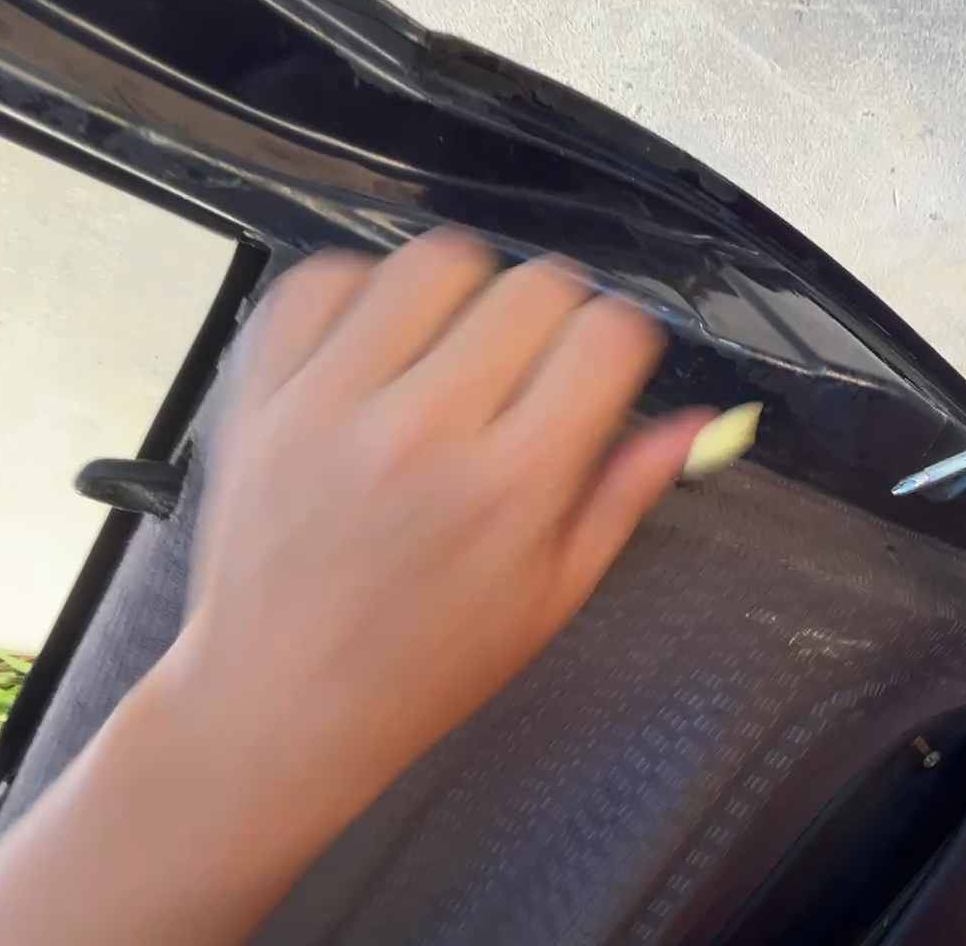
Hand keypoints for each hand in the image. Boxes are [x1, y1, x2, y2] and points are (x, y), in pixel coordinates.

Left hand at [157, 229, 711, 813]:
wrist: (279, 704)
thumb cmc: (437, 658)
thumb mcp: (561, 587)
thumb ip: (631, 488)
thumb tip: (705, 423)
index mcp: (515, 482)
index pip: (609, 337)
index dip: (629, 336)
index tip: (613, 361)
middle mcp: (426, 426)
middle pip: (536, 285)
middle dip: (566, 310)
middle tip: (548, 358)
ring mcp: (331, 400)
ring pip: (436, 260)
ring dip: (477, 289)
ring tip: (469, 342)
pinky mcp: (260, 390)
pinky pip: (324, 277)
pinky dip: (372, 291)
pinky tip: (389, 339)